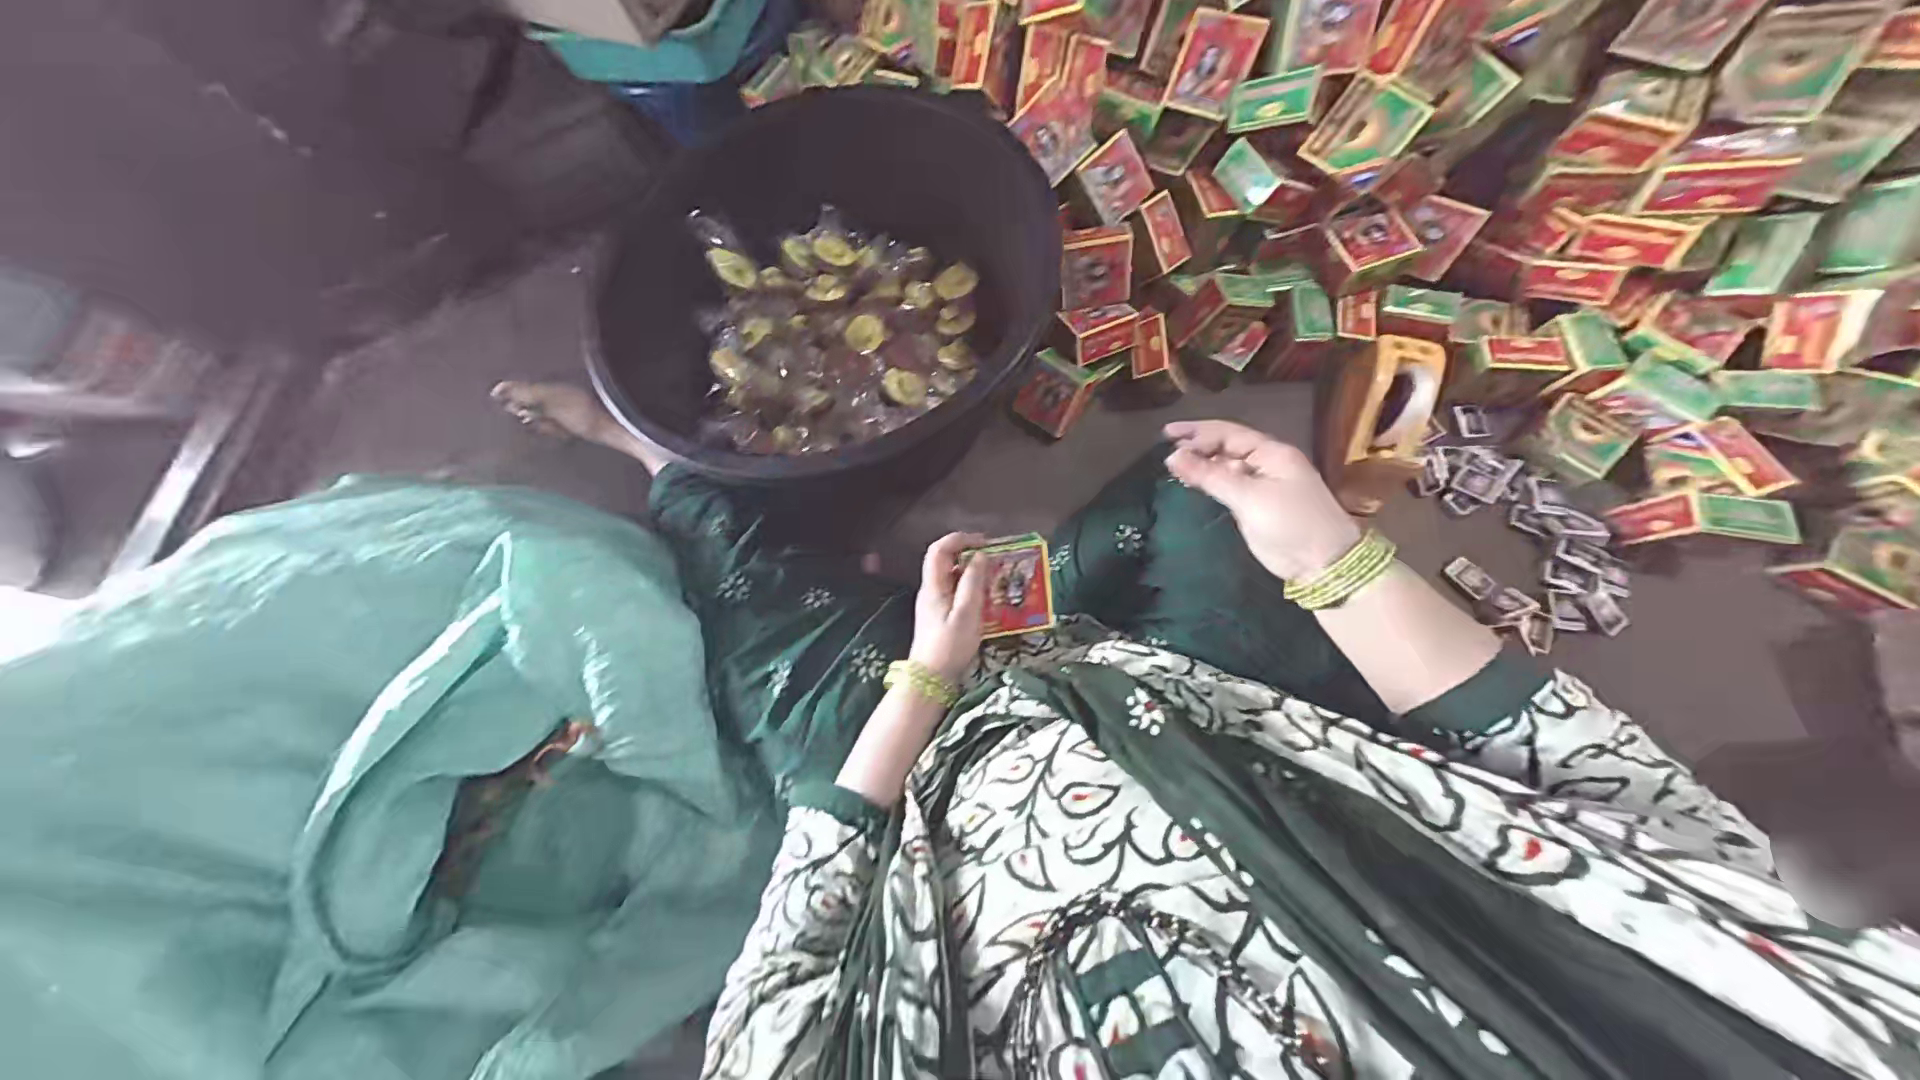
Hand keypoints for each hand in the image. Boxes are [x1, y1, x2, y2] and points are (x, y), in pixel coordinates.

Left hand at [908, 532, 989, 683]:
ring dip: (971, 571)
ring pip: (951, 576)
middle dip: (968, 552)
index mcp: (933, 586)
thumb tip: (980, 556)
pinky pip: (954, 591)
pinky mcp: (939, 616)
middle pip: (945, 560)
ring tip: (994, 575)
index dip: (960, 539)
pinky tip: (986, 597)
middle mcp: (930, 590)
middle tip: (993, 556)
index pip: (939, 549)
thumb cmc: (950, 646)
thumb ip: (973, 582)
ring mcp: (933, 603)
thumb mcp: (967, 613)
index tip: (984, 542)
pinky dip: (970, 587)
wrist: (931, 679)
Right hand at [1164, 420, 1362, 581]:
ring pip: (1225, 466)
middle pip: (1226, 446)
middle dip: (1196, 445)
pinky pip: (1227, 485)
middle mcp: (1266, 463)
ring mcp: (1261, 484)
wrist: (1322, 562)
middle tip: (1164, 447)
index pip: (1228, 434)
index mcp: (1271, 453)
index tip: (1167, 437)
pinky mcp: (1255, 505)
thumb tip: (1172, 457)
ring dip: (1200, 463)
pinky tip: (1191, 482)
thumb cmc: (1290, 523)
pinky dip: (1208, 481)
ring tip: (1173, 466)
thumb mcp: (1249, 497)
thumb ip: (1210, 476)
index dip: (1197, 432)